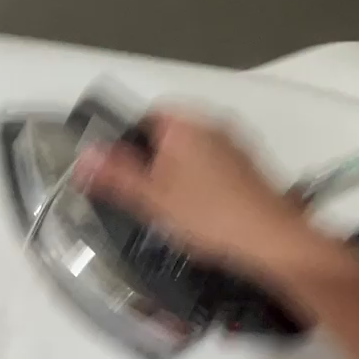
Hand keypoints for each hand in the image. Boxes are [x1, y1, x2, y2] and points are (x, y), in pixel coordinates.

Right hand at [72, 111, 357, 285]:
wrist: (273, 242)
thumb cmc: (215, 216)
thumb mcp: (150, 198)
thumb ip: (115, 175)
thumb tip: (84, 157)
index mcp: (188, 125)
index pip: (147, 116)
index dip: (127, 141)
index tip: (118, 169)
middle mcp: (215, 127)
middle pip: (168, 135)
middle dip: (151, 160)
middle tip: (141, 193)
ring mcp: (236, 148)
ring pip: (190, 152)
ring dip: (175, 173)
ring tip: (167, 207)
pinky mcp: (249, 170)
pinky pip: (212, 168)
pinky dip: (198, 185)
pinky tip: (195, 213)